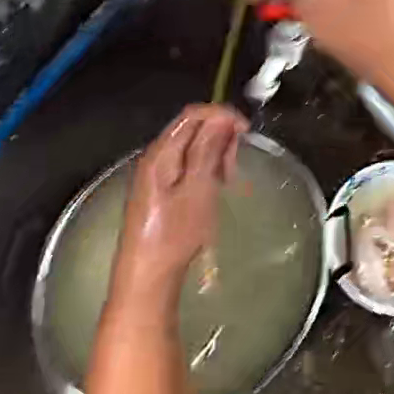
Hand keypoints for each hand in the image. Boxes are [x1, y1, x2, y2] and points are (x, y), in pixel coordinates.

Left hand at [113, 105, 247, 303]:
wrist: (147, 278)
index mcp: (161, 153)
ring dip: (214, 154)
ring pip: (191, 147)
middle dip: (219, 136)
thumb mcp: (198, 189)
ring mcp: (155, 174)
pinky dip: (206, 169)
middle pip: (191, 128)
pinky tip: (214, 189)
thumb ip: (208, 149)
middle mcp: (155, 157)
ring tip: (228, 180)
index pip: (193, 115)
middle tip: (235, 165)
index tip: (246, 133)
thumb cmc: (175, 235)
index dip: (222, 115)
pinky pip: (186, 166)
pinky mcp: (159, 191)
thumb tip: (222, 117)